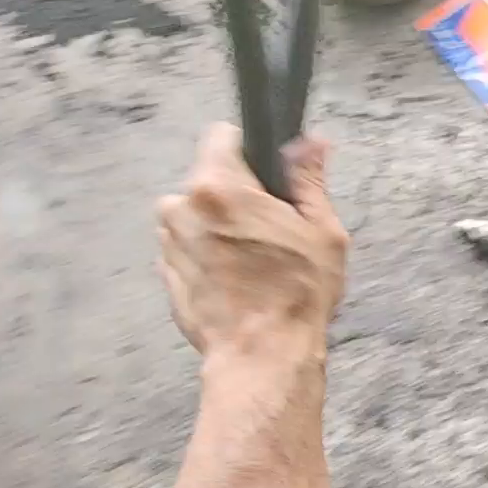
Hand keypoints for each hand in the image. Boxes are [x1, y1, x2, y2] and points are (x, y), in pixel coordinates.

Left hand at [156, 123, 347, 362]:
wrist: (262, 350)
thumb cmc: (300, 291)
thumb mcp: (323, 233)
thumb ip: (310, 182)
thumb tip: (312, 141)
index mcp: (219, 186)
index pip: (224, 137)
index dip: (256, 153)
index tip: (278, 183)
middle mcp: (180, 203)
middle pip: (213, 181)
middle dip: (243, 199)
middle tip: (281, 235)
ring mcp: (166, 237)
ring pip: (201, 216)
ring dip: (227, 228)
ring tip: (262, 265)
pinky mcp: (163, 267)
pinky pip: (192, 246)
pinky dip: (214, 255)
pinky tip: (244, 283)